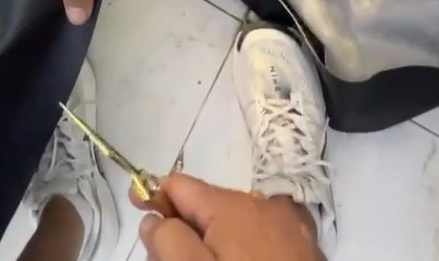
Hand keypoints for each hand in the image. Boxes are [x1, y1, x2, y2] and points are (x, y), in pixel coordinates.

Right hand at [137, 175, 323, 260]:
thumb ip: (169, 242)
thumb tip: (152, 217)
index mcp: (232, 204)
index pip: (179, 183)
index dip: (154, 196)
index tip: (136, 211)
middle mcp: (261, 203)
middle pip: (204, 206)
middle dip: (181, 227)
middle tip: (166, 258)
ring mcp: (286, 225)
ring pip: (231, 223)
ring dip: (208, 241)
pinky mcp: (302, 247)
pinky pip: (257, 237)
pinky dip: (238, 249)